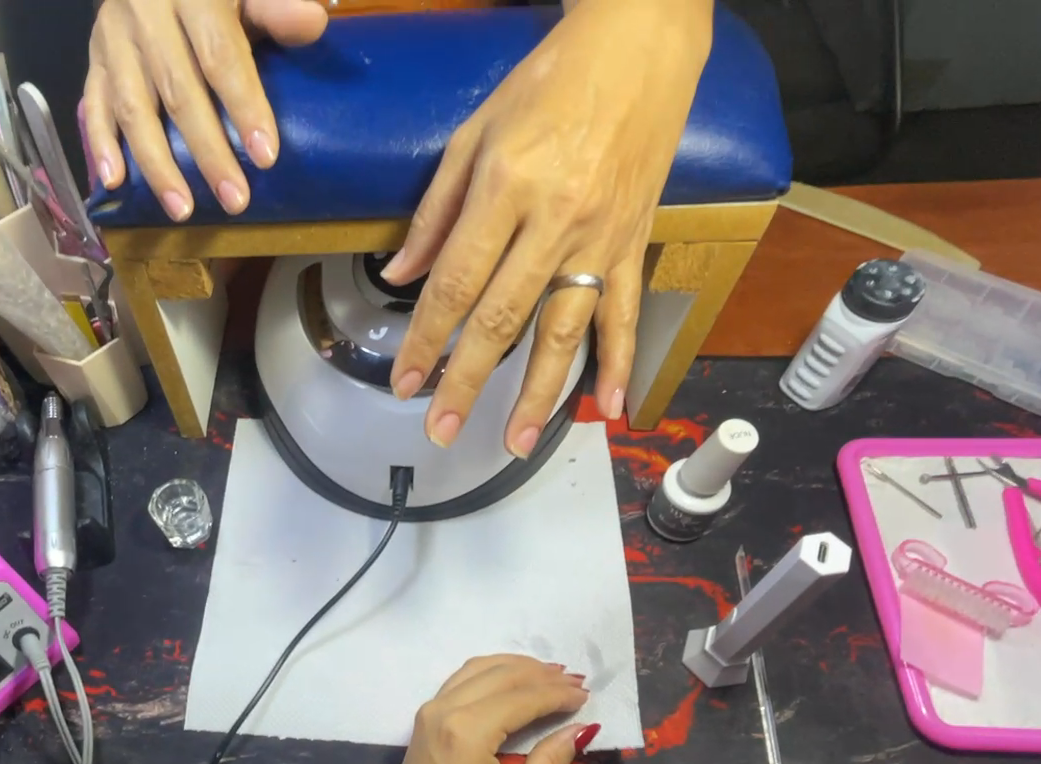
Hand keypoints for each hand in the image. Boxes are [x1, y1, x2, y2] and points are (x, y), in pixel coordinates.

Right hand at [83, 0, 328, 220]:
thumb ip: (274, 9)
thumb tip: (313, 23)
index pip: (220, 56)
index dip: (244, 107)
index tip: (266, 157)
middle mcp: (146, 12)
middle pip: (179, 92)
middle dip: (208, 153)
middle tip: (235, 201)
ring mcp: (113, 38)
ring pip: (134, 109)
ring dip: (158, 166)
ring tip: (182, 210)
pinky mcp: (94, 60)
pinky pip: (93, 105)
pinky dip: (102, 145)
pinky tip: (115, 182)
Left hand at [359, 655, 597, 763]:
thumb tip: (579, 729)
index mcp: (467, 731)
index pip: (522, 698)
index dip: (557, 694)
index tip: (588, 694)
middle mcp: (443, 710)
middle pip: (499, 675)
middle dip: (541, 675)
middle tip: (576, 682)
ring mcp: (428, 712)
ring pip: (477, 670)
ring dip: (515, 669)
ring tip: (551, 676)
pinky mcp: (422, 722)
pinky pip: (460, 682)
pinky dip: (491, 675)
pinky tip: (513, 683)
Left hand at [381, 0, 712, 454]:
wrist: (641, 43)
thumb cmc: (547, 81)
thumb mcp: (474, 133)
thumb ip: (435, 212)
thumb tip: (398, 274)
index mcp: (507, 188)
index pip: (455, 283)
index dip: (426, 339)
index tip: (404, 383)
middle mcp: (555, 222)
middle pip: (503, 319)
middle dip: (467, 381)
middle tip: (442, 430)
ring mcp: (602, 238)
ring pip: (564, 329)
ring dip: (537, 393)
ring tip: (515, 443)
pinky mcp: (636, 242)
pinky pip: (626, 312)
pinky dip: (618, 362)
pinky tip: (608, 408)